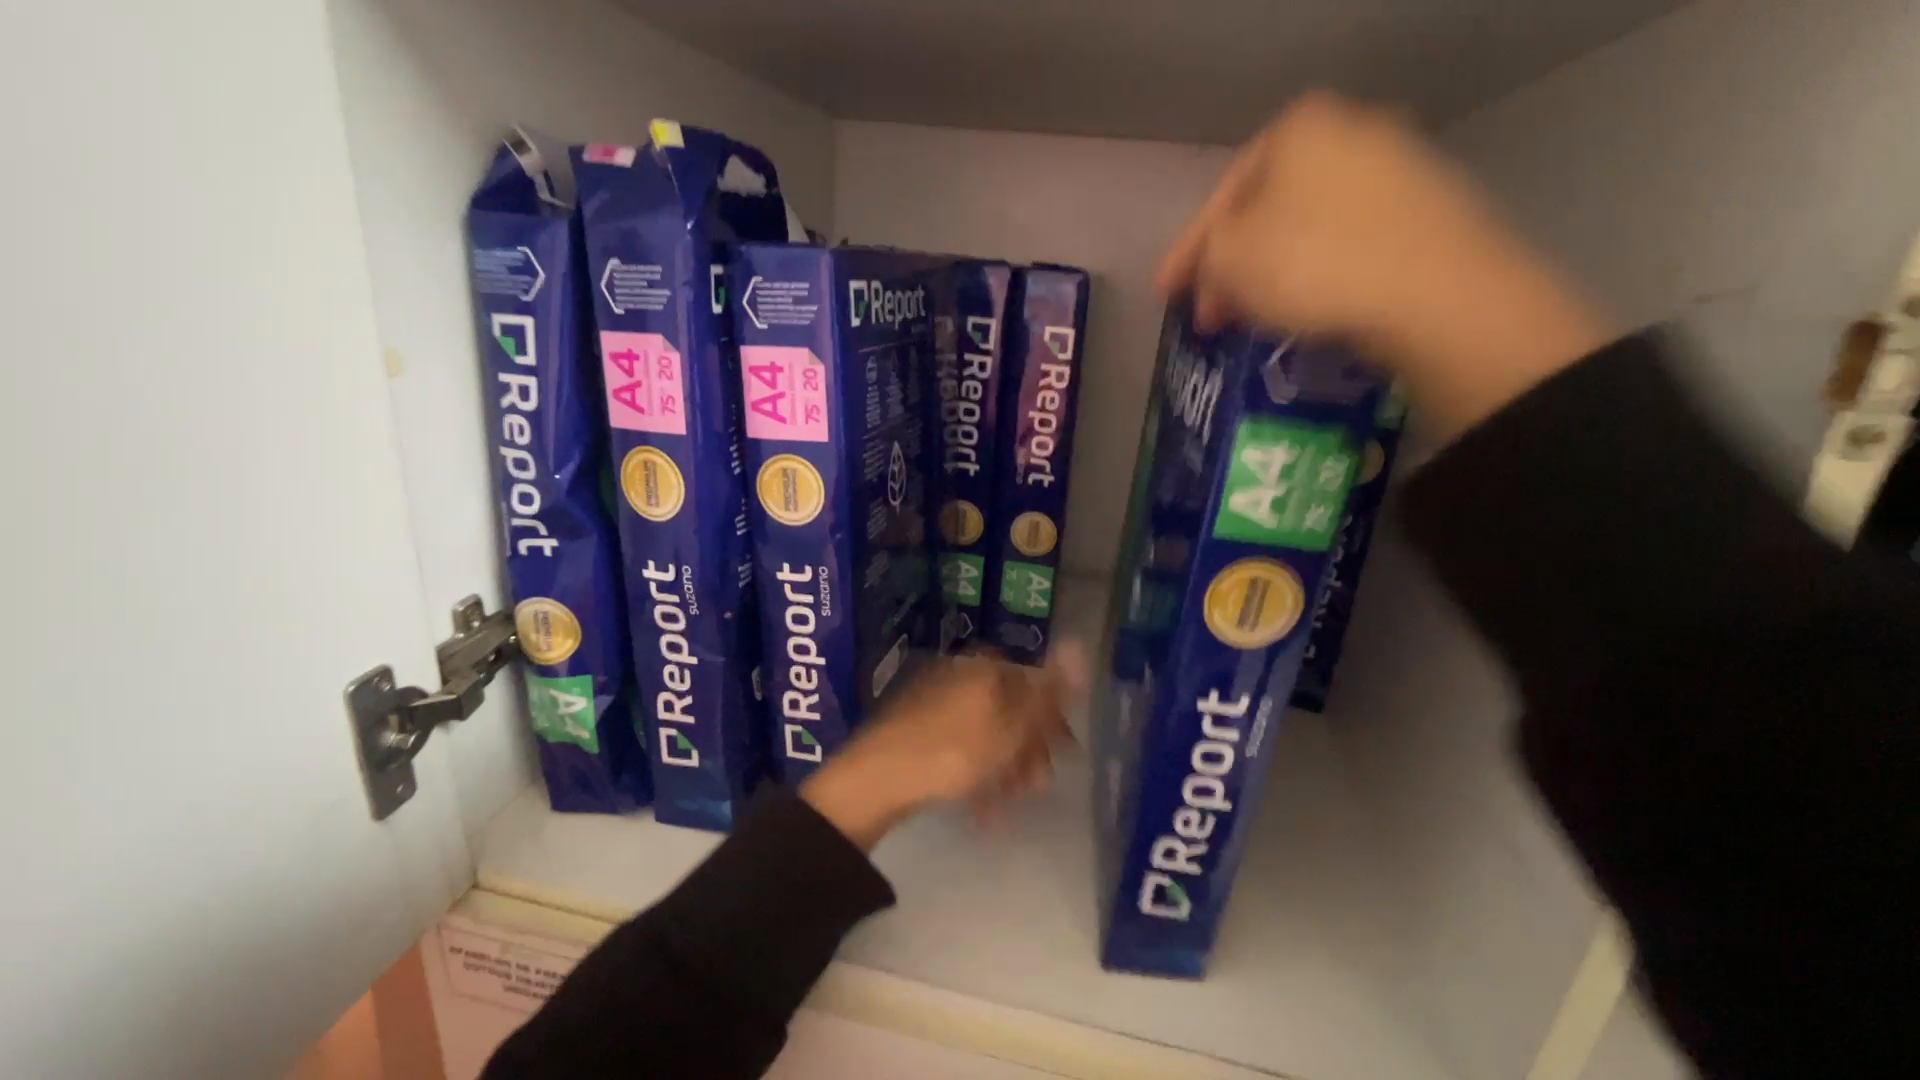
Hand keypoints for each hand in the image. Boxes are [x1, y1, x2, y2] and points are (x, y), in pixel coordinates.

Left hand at [798, 645, 1087, 850]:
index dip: (1052, 721)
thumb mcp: (1011, 727)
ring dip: (1003, 769)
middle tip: (1034, 787)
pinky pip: (958, 747)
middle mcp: (960, 674)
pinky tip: (979, 808)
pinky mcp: (914, 728)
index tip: (1064, 755)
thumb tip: (1080, 646)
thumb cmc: (954, 752)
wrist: (875, 778)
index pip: (1034, 684)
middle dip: (1026, 751)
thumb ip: (1048, 693)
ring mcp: (934, 699)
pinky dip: (974, 773)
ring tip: (1005, 806)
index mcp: (985, 667)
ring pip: (984, 733)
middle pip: (1009, 710)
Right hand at [1157, 91, 1611, 438]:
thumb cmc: (1314, 262)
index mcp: (1299, 126)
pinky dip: (1322, 277)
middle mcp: (1355, 131)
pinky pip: (1354, 247)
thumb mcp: (1228, 258)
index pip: (1223, 195)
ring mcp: (1403, 171)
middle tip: (1209, 315)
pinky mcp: (1434, 216)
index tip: (1165, 296)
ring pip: (1311, 230)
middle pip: (1269, 211)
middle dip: (1233, 266)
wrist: (1438, 293)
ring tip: (1254, 322)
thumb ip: (1208, 254)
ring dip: (1275, 275)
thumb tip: (1222, 263)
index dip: (1186, 252)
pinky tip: (1309, 314)